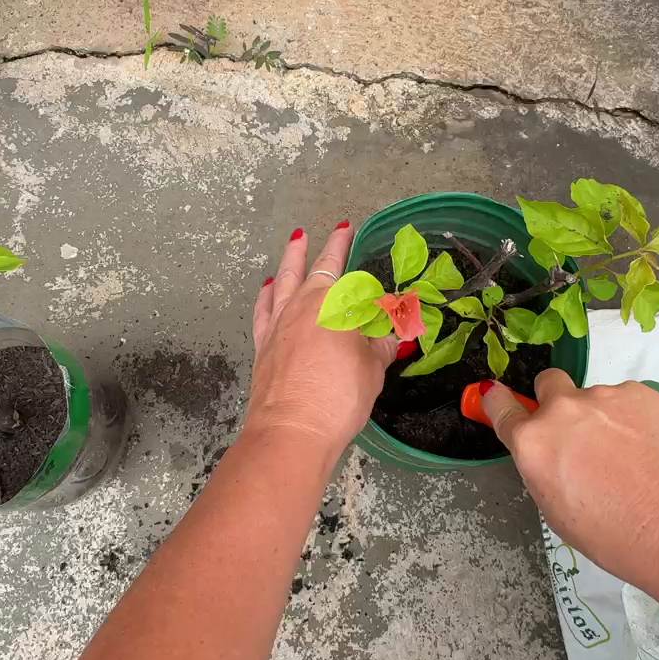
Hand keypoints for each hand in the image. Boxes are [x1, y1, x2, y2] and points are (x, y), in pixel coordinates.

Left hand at [245, 223, 398, 453]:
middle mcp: (300, 306)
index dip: (343, 246)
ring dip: (289, 262)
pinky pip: (263, 311)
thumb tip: (395, 333)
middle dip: (317, 249)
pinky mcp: (263, 347)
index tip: (346, 229)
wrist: (292, 431)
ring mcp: (277, 326)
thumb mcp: (373, 367)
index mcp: (330, 304)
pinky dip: (266, 295)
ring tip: (293, 244)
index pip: (340, 267)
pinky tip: (268, 288)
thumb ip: (382, 344)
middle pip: (309, 269)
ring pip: (282, 283)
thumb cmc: (339, 395)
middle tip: (319, 232)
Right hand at [484, 370, 658, 592]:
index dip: (498, 402)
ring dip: (603, 418)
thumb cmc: (614, 537)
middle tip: (580, 434)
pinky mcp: (641, 392)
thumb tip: (551, 452)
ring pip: (595, 398)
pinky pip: (628, 400)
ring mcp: (603, 396)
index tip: (499, 398)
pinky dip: (634, 419)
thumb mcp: (557, 511)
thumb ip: (544, 468)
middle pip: (548, 382)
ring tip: (632, 458)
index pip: (501, 406)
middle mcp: (562, 410)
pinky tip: (652, 451)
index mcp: (533, 442)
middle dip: (556, 401)